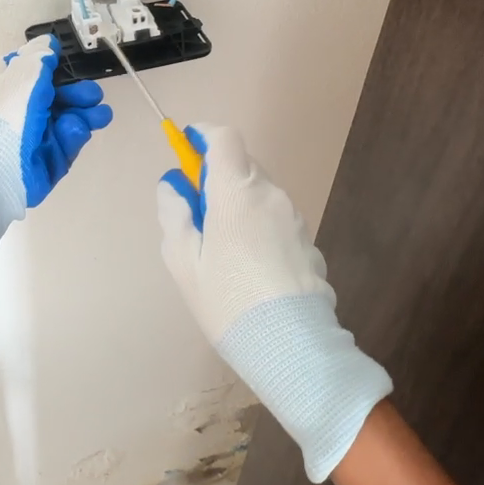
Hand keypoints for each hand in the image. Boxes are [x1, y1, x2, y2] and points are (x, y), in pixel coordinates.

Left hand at [0, 35, 112, 279]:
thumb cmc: (5, 118)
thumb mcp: (21, 77)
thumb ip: (39, 58)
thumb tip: (47, 43)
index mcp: (1, 82)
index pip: (30, 67)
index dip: (51, 66)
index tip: (69, 66)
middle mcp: (16, 105)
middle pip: (54, 94)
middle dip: (77, 93)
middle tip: (95, 96)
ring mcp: (31, 133)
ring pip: (65, 117)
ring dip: (83, 114)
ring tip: (100, 115)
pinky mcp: (45, 157)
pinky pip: (64, 141)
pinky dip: (72, 135)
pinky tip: (77, 131)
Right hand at [158, 125, 391, 481]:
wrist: (291, 349)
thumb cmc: (227, 300)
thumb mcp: (183, 261)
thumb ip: (174, 213)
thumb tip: (174, 186)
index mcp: (237, 192)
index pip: (224, 137)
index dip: (203, 136)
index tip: (187, 150)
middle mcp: (271, 195)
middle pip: (242, 166)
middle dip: (217, 179)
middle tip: (199, 216)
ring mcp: (295, 219)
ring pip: (260, 194)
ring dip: (240, 205)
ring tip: (225, 252)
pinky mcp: (309, 243)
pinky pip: (277, 220)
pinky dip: (260, 228)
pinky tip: (252, 270)